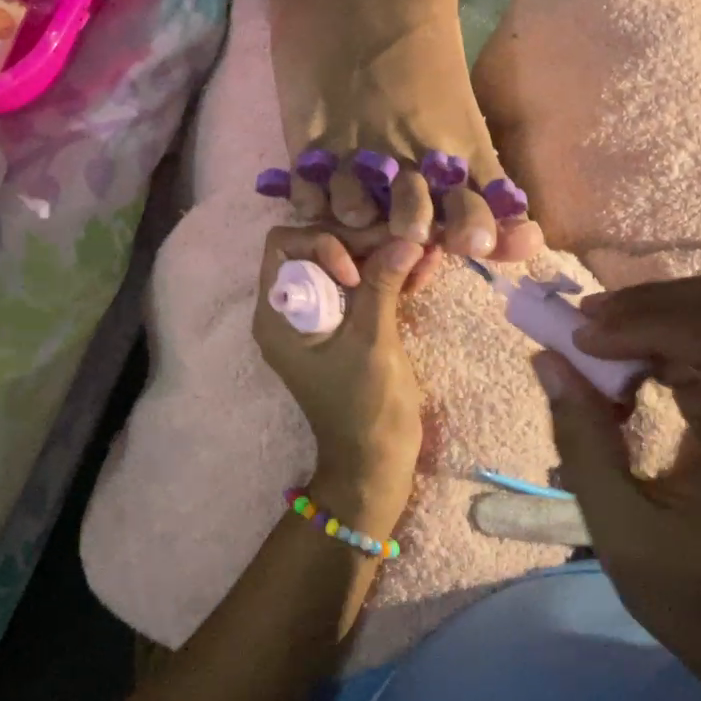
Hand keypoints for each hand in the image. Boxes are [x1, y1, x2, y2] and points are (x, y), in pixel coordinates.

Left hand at [253, 227, 424, 523]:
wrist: (373, 463)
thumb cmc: (365, 408)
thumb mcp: (373, 342)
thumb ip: (382, 286)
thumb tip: (404, 237)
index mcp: (277, 313)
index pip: (284, 246)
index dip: (322, 242)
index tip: (356, 269)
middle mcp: (287, 308)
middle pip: (314, 248)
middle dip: (359, 242)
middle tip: (405, 244)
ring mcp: (315, 316)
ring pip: (341, 263)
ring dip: (379, 255)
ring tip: (423, 253)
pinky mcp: (341, 324)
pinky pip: (357, 287)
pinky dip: (385, 277)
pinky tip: (422, 271)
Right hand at [270, 0, 545, 264]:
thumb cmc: (417, 10)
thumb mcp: (455, 85)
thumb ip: (462, 138)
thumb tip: (465, 181)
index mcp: (459, 138)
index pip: (480, 214)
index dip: (480, 239)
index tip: (472, 244)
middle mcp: (412, 152)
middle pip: (417, 226)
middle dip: (411, 235)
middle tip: (397, 225)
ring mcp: (356, 146)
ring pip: (358, 219)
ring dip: (354, 221)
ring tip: (347, 204)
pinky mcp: (308, 133)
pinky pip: (309, 196)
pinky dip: (311, 203)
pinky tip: (313, 187)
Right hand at [535, 266, 700, 660]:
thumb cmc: (686, 590)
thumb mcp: (614, 525)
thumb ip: (580, 436)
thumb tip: (546, 358)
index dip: (649, 315)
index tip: (583, 341)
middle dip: (663, 298)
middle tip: (597, 330)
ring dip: (679, 304)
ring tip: (620, 340)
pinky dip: (693, 323)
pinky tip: (651, 359)